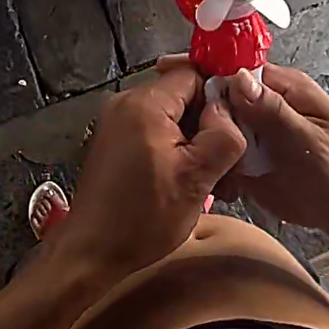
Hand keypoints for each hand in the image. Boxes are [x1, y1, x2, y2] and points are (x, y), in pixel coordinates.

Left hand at [53, 65, 246, 272]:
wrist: (91, 254)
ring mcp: (119, 123)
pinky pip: (157, 132)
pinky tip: (189, 181)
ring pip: (174, 116)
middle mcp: (127, 105)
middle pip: (185, 95)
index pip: (196, 74)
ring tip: (212, 178)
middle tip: (228, 160)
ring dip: (196, 142)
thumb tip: (230, 110)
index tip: (238, 123)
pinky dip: (178, 151)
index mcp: (145, 104)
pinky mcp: (117, 143)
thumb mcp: (197, 177)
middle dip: (210, 124)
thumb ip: (223, 135)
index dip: (221, 96)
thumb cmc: (141, 218)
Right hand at [216, 64, 328, 238]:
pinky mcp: (247, 159)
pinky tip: (223, 183)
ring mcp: (255, 132)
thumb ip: (273, 111)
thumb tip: (237, 79)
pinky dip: (217, 167)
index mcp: (288, 89)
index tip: (202, 108)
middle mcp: (267, 106)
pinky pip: (222, 155)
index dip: (218, 87)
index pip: (240, 73)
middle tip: (209, 146)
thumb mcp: (308, 140)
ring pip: (217, 129)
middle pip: (222, 101)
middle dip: (210, 121)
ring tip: (216, 168)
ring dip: (211, 147)